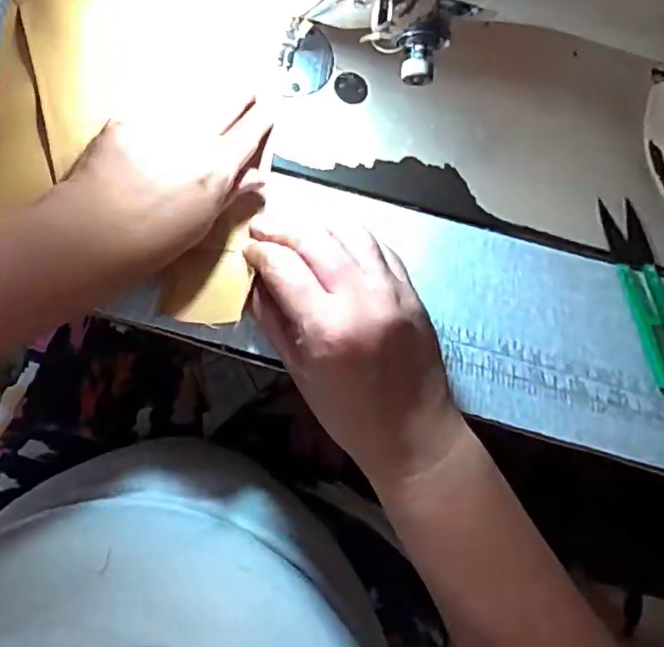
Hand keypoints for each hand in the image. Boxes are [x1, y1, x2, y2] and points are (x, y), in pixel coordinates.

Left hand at [40, 97, 272, 277]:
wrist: (92, 231)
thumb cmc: (151, 242)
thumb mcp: (200, 225)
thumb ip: (230, 194)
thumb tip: (258, 177)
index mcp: (217, 166)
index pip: (253, 127)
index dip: (265, 114)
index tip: (270, 106)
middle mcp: (192, 136)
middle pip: (228, 98)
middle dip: (240, 93)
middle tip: (248, 89)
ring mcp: (157, 123)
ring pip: (189, 98)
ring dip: (199, 101)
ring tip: (201, 108)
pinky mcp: (124, 119)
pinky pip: (150, 110)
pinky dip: (158, 115)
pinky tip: (155, 125)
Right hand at [245, 210, 468, 491]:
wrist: (416, 437)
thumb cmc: (347, 412)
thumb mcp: (296, 368)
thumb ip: (271, 317)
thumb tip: (253, 278)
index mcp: (328, 328)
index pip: (283, 266)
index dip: (259, 252)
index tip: (247, 251)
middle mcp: (362, 301)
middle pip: (314, 240)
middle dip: (280, 229)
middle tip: (260, 230)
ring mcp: (393, 292)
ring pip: (349, 233)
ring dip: (315, 226)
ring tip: (295, 231)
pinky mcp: (412, 292)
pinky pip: (377, 247)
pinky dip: (350, 238)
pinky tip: (333, 244)